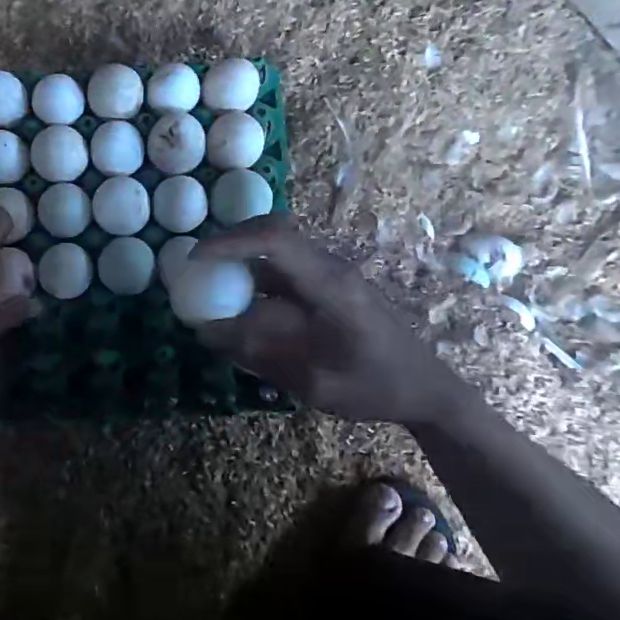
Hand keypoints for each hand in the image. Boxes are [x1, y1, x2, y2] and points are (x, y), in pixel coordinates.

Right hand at [193, 215, 468, 424]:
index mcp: (330, 285)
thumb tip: (206, 330)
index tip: (194, 259)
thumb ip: (258, 353)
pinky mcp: (328, 285)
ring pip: (277, 248)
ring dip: (241, 258)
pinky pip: (283, 269)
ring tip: (207, 282)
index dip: (230, 242)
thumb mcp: (312, 380)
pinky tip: (238, 303)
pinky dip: (254, 277)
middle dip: (229, 242)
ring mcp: (330, 274)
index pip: (275, 240)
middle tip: (194, 266)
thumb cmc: (374, 387)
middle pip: (273, 231)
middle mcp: (330, 268)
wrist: (426, 388)